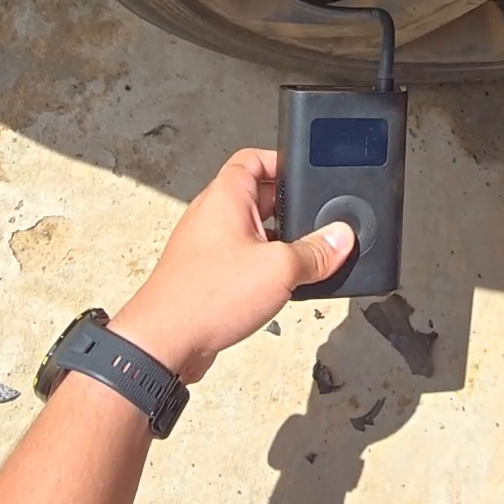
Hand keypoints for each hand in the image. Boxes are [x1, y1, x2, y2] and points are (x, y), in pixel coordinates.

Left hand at [109, 149, 354, 381]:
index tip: (309, 173)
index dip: (282, 161)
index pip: (254, 158)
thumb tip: (341, 238)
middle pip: (259, 195)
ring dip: (279, 239)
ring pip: (254, 229)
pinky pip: (243, 256)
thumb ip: (316, 252)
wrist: (163, 345)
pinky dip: (264, 264)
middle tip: (318, 220)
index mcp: (225, 196)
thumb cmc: (207, 296)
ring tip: (306, 255)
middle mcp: (214, 214)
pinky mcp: (208, 273)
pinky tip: (284, 284)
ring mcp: (208, 245)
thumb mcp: (279, 268)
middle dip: (291, 207)